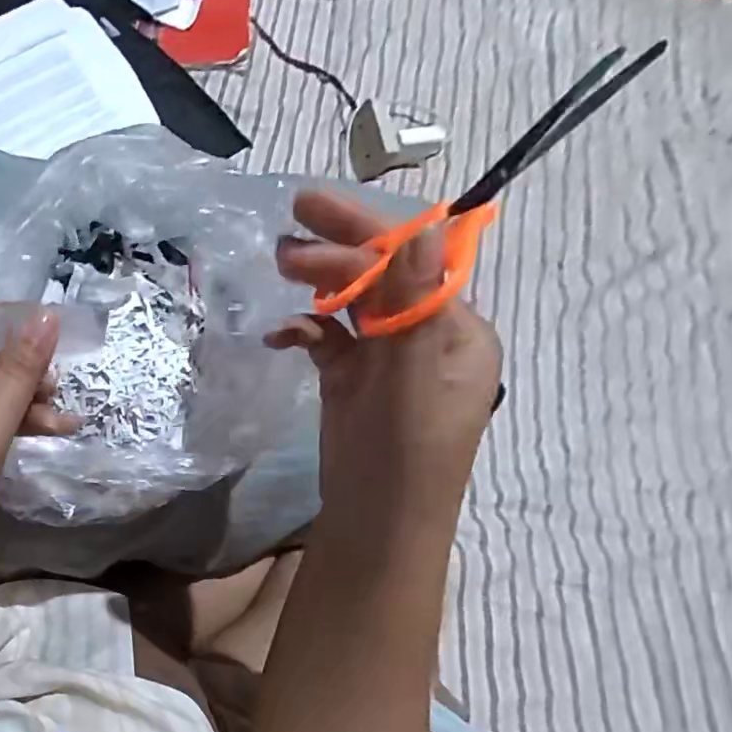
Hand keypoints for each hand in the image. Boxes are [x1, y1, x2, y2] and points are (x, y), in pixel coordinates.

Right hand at [270, 191, 501, 523]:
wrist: (376, 521)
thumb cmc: (403, 458)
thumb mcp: (411, 383)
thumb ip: (413, 310)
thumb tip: (425, 231)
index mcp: (453, 330)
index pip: (408, 266)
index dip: (362, 235)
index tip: (310, 210)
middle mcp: (423, 335)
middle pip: (380, 278)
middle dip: (336, 252)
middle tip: (284, 235)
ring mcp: (384, 358)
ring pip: (352, 304)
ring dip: (318, 284)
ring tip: (278, 263)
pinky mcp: (351, 380)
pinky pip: (328, 340)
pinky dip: (304, 330)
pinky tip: (278, 335)